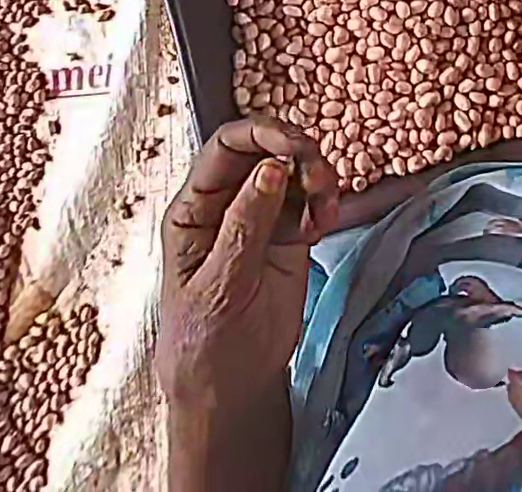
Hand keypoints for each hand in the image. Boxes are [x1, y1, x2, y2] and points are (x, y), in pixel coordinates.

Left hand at [158, 117, 338, 416]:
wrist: (232, 388)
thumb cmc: (204, 344)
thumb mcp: (219, 288)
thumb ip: (245, 227)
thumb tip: (270, 168)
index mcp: (195, 207)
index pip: (224, 147)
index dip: (259, 133)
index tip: (292, 142)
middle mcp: (228, 200)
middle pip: (265, 149)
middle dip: (297, 152)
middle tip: (319, 174)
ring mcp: (261, 212)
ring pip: (294, 168)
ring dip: (317, 176)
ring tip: (325, 208)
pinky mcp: (289, 228)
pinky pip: (312, 197)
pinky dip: (325, 202)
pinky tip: (322, 225)